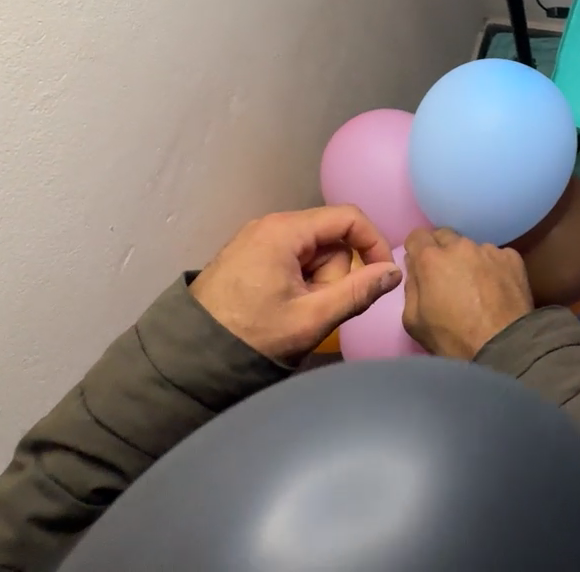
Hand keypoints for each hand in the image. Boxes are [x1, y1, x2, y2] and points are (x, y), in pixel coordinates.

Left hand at [190, 206, 399, 363]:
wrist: (185, 361)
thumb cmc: (250, 336)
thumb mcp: (310, 318)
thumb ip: (358, 292)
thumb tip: (395, 272)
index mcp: (286, 231)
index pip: (349, 218)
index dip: (374, 243)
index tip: (382, 276)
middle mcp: (271, 225)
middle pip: (330, 238)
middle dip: (335, 274)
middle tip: (317, 308)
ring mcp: (257, 239)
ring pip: (313, 251)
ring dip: (317, 281)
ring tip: (295, 313)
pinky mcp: (249, 256)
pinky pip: (292, 259)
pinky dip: (299, 281)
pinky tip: (284, 308)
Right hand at [402, 227, 534, 358]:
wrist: (503, 346)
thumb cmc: (452, 339)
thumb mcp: (414, 321)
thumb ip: (411, 286)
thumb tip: (415, 267)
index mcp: (432, 259)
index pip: (417, 235)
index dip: (416, 249)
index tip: (420, 264)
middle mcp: (461, 246)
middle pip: (445, 236)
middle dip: (441, 251)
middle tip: (446, 276)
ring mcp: (489, 250)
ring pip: (472, 247)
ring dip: (469, 260)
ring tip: (476, 286)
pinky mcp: (512, 257)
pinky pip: (496, 256)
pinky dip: (493, 268)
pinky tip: (496, 289)